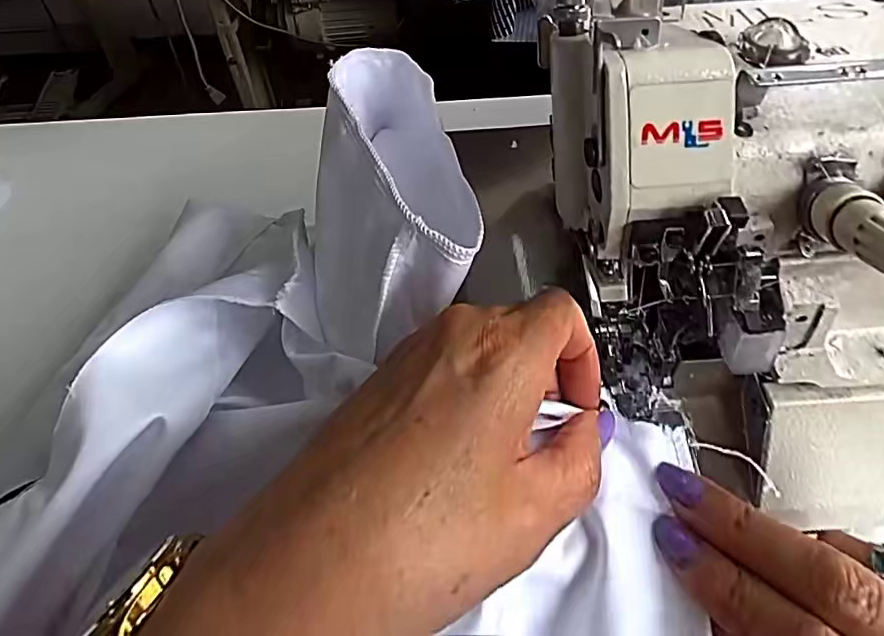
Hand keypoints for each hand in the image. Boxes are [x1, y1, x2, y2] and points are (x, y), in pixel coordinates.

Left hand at [148, 289, 611, 635]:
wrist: (300, 570)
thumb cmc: (403, 543)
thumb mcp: (531, 515)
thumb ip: (581, 459)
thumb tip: (582, 433)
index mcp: (500, 354)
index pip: (564, 313)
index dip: (584, 358)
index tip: (577, 404)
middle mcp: (455, 334)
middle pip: (526, 328)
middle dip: (547, 379)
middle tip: (540, 441)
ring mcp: (414, 349)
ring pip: (486, 344)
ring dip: (506, 387)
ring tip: (491, 462)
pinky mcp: (384, 372)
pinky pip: (447, 361)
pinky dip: (466, 392)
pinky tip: (450, 460)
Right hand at [650, 465, 883, 634]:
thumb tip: (723, 615)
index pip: (800, 634)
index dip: (728, 584)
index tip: (680, 546)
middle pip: (829, 572)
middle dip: (741, 528)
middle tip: (684, 493)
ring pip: (860, 552)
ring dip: (788, 538)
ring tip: (731, 522)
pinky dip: (848, 552)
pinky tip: (814, 553)